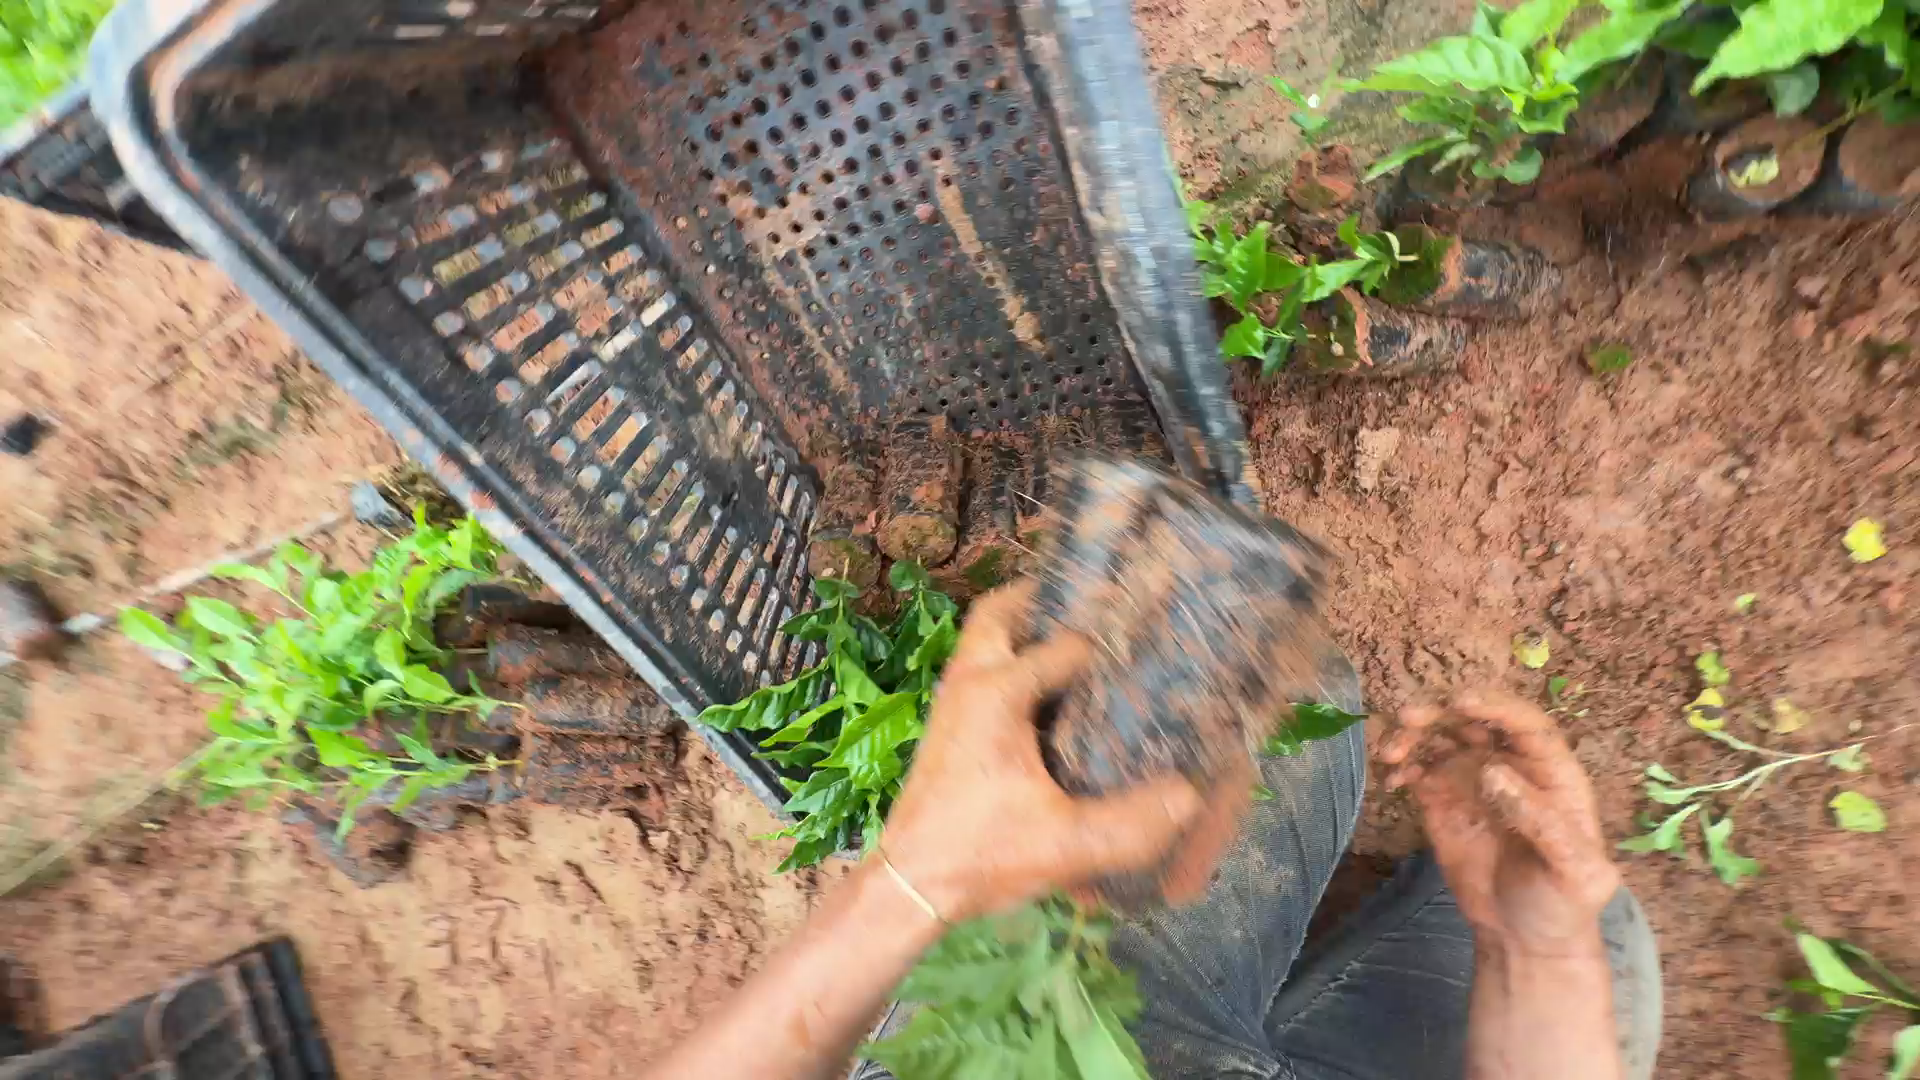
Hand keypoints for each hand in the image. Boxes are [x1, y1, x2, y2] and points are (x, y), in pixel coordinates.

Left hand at [880, 583, 1205, 921]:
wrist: (910, 882)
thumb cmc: (980, 853)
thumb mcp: (1064, 843)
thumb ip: (1131, 822)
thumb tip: (1190, 794)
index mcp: (997, 692)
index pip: (1065, 645)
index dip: (1108, 639)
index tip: (1146, 641)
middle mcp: (970, 679)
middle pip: (998, 612)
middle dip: (1040, 600)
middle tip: (1087, 607)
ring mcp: (952, 697)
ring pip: (984, 637)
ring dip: (1021, 628)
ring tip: (1071, 640)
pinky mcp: (949, 720)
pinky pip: (981, 665)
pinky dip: (1011, 658)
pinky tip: (1045, 691)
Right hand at [1380, 693, 1618, 956]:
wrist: (1521, 935)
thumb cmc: (1561, 904)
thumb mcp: (1573, 872)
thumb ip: (1542, 822)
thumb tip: (1493, 771)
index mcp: (1550, 776)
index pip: (1526, 725)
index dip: (1495, 706)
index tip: (1459, 702)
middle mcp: (1508, 766)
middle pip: (1472, 721)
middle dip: (1438, 712)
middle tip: (1406, 718)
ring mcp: (1470, 778)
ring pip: (1437, 737)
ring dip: (1410, 735)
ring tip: (1389, 754)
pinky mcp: (1439, 796)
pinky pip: (1414, 765)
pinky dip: (1398, 765)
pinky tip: (1390, 781)